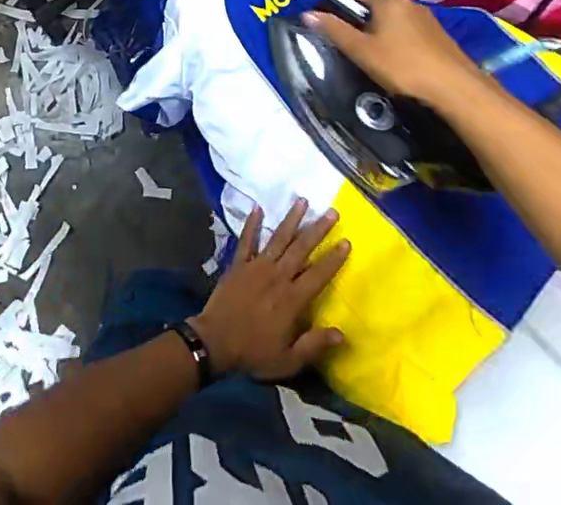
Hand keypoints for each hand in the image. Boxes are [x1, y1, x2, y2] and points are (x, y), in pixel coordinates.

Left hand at [188, 200, 349, 379]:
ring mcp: (256, 267)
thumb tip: (342, 334)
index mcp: (292, 299)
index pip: (318, 274)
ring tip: (302, 201)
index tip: (346, 241)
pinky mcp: (238, 264)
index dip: (333, 258)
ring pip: (278, 238)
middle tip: (331, 211)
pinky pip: (246, 240)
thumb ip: (314, 344)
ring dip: (291, 219)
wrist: (214, 341)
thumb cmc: (254, 352)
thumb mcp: (288, 360)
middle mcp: (277, 276)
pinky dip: (251, 224)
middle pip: (301, 248)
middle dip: (317, 229)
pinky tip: (258, 208)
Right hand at [303, 0, 497, 115]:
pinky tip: (392, 58)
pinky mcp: (436, 34)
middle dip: (358, 18)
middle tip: (345, 41)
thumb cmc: (402, 66)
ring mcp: (425, 17)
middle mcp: (407, 2)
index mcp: (387, 0)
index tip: (327, 24)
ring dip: (377, 29)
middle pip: (374, 4)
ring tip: (366, 51)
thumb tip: (308, 13)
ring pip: (391, 17)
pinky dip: (394, 38)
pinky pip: (406, 29)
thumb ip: (334, 30)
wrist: (455, 88)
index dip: (338, 6)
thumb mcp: (361, 51)